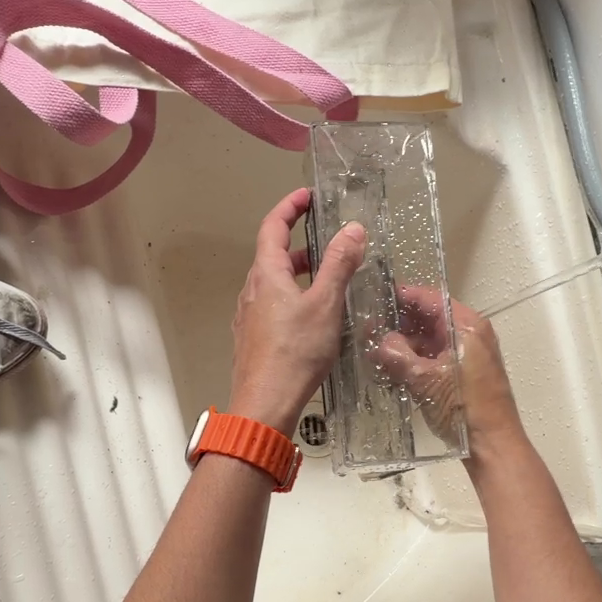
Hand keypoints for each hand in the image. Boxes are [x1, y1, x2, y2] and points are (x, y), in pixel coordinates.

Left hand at [229, 187, 365, 435]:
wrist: (265, 404)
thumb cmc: (295, 352)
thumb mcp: (325, 304)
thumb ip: (339, 264)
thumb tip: (353, 228)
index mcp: (265, 275)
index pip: (272, 227)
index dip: (289, 207)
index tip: (307, 197)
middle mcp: (251, 292)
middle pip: (271, 257)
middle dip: (298, 246)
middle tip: (326, 246)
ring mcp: (248, 319)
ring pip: (272, 286)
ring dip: (296, 276)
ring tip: (325, 284)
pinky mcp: (252, 342)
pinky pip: (271, 310)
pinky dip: (291, 301)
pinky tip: (310, 321)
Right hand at [369, 290, 523, 459]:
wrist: (491, 444)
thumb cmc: (462, 408)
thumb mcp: (424, 380)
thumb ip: (398, 355)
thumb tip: (378, 340)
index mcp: (466, 326)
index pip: (430, 298)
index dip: (402, 297)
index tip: (375, 299)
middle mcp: (470, 333)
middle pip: (430, 317)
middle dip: (400, 323)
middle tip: (369, 329)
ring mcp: (469, 353)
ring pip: (431, 338)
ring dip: (406, 344)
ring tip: (376, 350)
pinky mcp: (465, 372)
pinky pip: (437, 356)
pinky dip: (417, 359)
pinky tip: (394, 369)